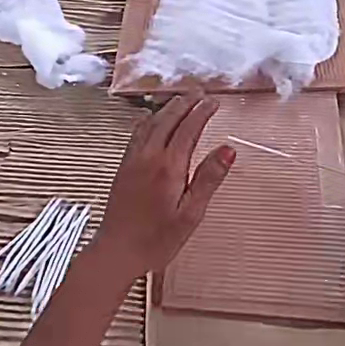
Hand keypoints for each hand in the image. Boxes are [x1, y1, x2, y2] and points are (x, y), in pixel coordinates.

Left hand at [92, 94, 234, 276]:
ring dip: (168, 107)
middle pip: (168, 118)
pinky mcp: (124, 166)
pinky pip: (138, 132)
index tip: (214, 102)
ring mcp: (133, 159)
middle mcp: (148, 156)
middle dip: (185, 102)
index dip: (202, 111)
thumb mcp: (191, 214)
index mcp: (168, 166)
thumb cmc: (156, 239)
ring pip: (151, 122)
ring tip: (182, 100)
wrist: (116, 252)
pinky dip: (151, 118)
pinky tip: (154, 120)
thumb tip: (228, 149)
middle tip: (200, 93)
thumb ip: (209, 178)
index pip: (189, 128)